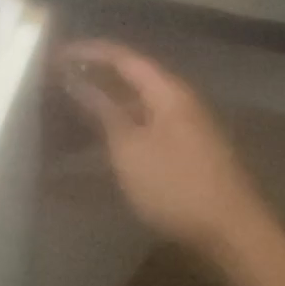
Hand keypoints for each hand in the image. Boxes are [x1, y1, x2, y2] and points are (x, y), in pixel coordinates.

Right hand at [60, 40, 274, 257]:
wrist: (230, 232)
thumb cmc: (176, 185)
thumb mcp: (130, 148)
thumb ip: (103, 111)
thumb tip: (77, 81)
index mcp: (168, 92)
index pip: (123, 57)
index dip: (88, 52)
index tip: (54, 56)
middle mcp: (178, 103)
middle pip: (132, 80)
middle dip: (94, 80)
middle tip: (55, 85)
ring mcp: (184, 130)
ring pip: (137, 108)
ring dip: (104, 109)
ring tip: (67, 115)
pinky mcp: (184, 156)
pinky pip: (144, 131)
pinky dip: (119, 133)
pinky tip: (97, 148)